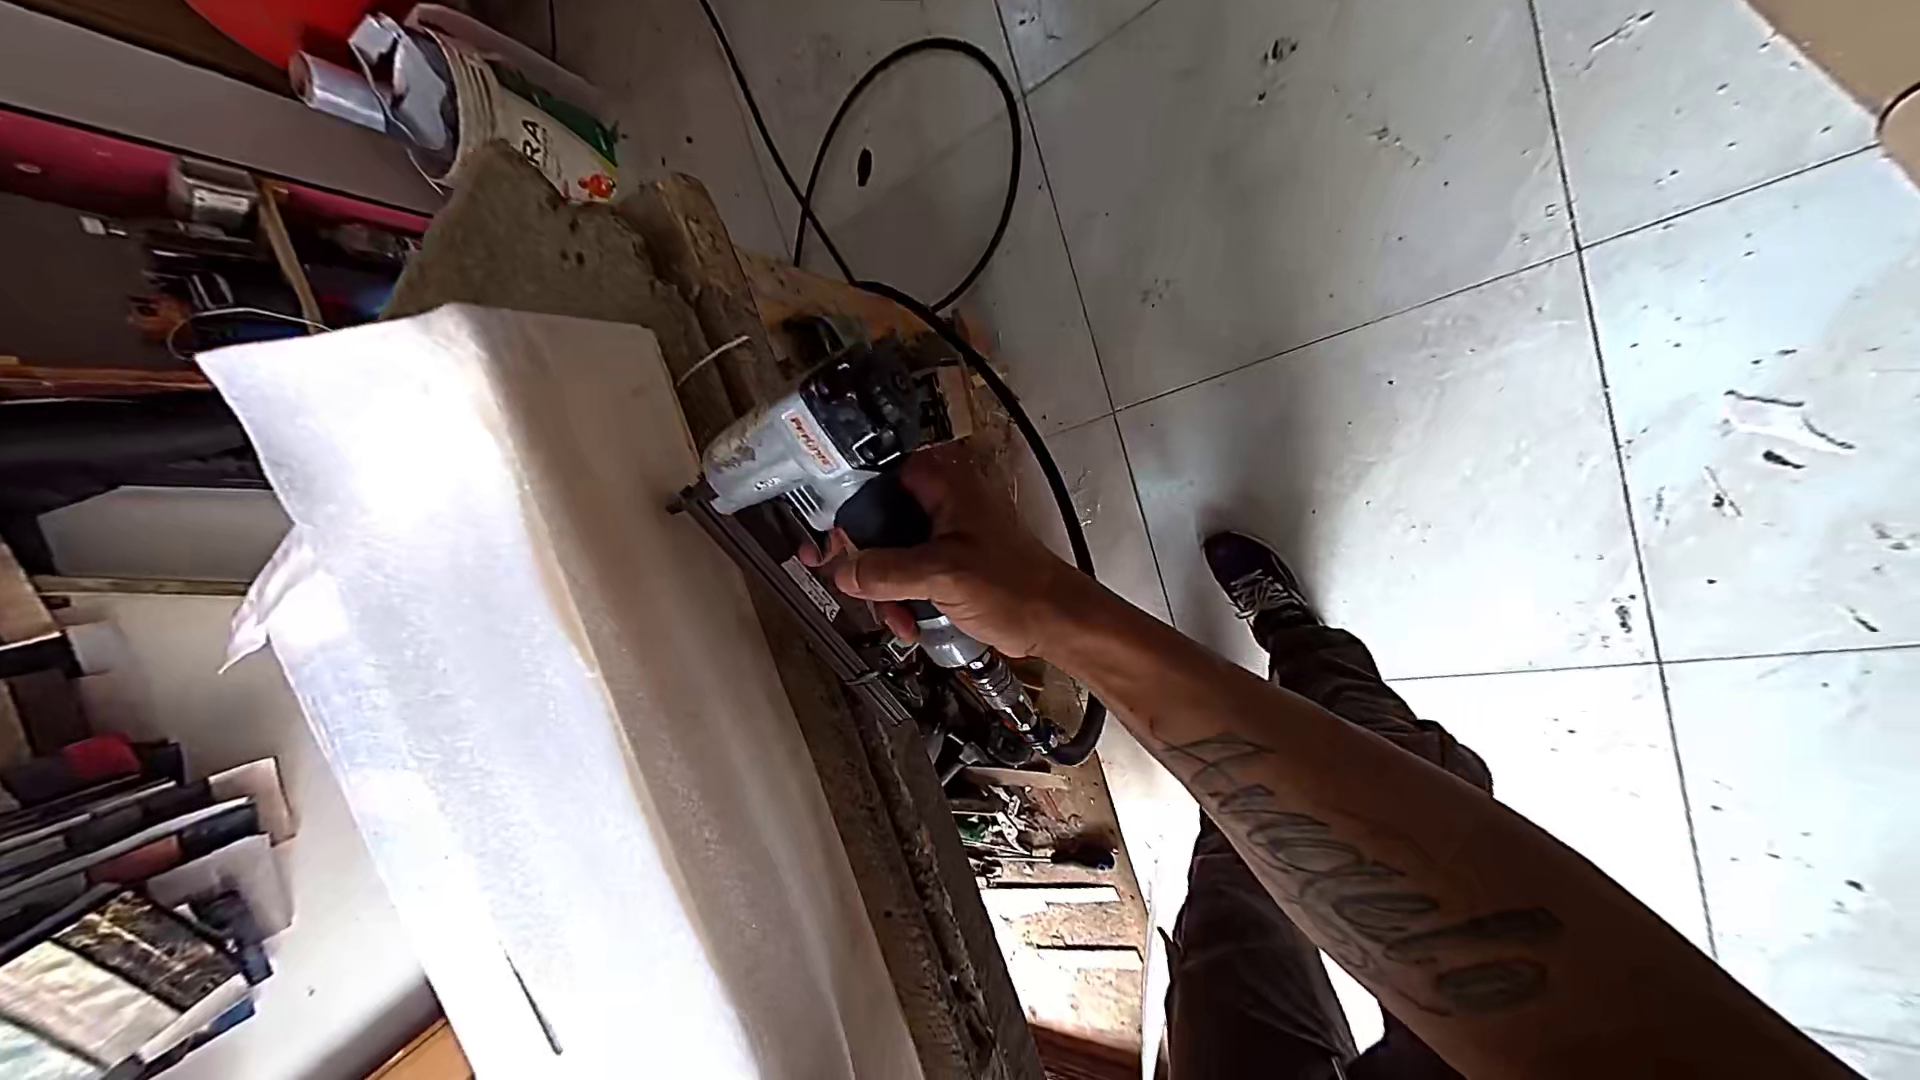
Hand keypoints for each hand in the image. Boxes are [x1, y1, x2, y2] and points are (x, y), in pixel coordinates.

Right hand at [799, 445, 1091, 656]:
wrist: (1051, 621)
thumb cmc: (1019, 586)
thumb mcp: (943, 574)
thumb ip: (887, 571)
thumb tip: (845, 570)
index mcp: (945, 482)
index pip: (876, 480)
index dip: (851, 513)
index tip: (834, 544)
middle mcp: (944, 499)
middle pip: (879, 520)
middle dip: (867, 563)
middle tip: (859, 586)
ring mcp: (945, 531)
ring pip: (891, 551)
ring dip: (885, 588)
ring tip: (898, 616)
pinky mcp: (948, 560)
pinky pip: (908, 572)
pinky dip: (903, 597)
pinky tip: (911, 621)